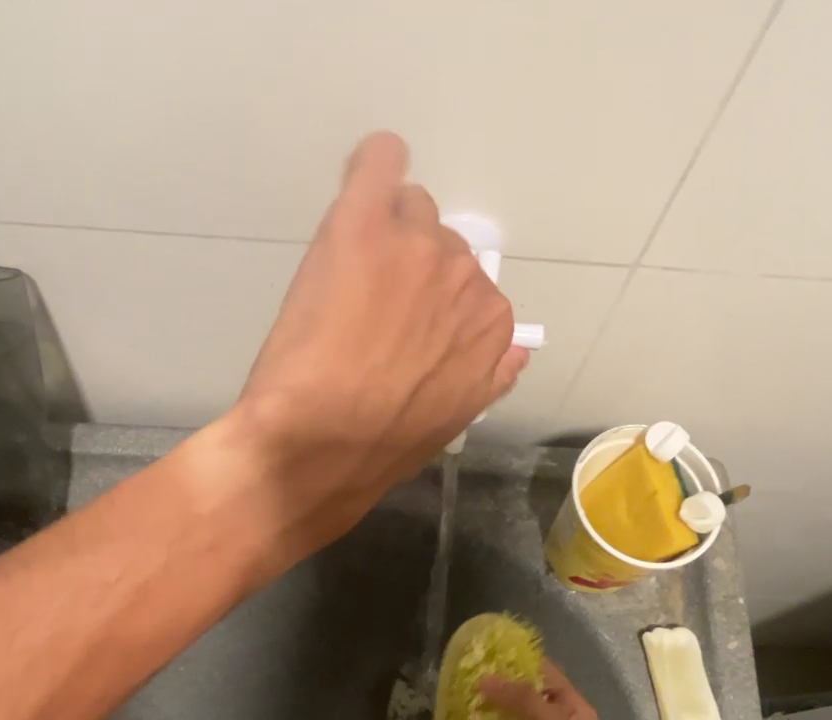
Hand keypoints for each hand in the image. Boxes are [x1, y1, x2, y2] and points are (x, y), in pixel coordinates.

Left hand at [230, 131, 529, 543]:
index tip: (402, 322)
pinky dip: (376, 163)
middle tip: (366, 305)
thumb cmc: (380, 445)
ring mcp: (418, 247)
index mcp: (495, 327)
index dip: (430, 303)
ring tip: (346, 274)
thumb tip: (512, 353)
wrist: (319, 444)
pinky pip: (382, 162)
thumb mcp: (455, 418)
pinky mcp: (365, 226)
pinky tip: (366, 172)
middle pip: (440, 245)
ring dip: (386, 231)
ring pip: (410, 211)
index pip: (468, 288)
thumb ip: (486, 375)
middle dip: (408, 267)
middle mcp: (466, 278)